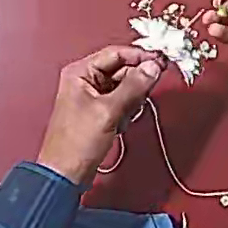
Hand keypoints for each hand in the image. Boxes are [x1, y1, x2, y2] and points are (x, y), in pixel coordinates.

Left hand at [37, 46, 163, 183]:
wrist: (66, 174)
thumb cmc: (77, 143)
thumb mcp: (109, 111)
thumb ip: (134, 86)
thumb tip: (153, 66)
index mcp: (81, 72)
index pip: (117, 53)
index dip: (140, 56)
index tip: (161, 61)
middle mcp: (86, 79)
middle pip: (123, 68)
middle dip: (137, 82)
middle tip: (147, 91)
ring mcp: (93, 95)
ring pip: (125, 85)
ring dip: (132, 99)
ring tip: (125, 115)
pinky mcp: (100, 109)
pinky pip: (122, 100)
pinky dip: (127, 109)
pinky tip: (121, 123)